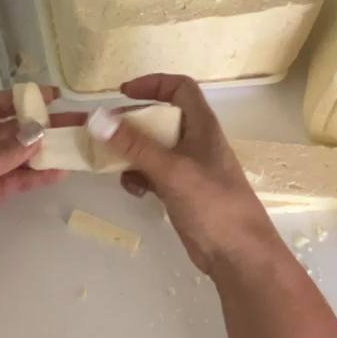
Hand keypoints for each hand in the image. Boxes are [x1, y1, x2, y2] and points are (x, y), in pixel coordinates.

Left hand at [0, 89, 65, 280]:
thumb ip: (3, 154)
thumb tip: (37, 130)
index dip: (22, 99)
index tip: (54, 97)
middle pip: (10, 130)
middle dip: (41, 126)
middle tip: (76, 123)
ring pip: (16, 156)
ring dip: (43, 152)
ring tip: (75, 147)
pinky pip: (14, 180)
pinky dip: (34, 177)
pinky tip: (59, 173)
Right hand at [96, 73, 279, 275]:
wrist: (237, 253)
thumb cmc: (213, 205)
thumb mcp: (171, 170)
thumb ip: (135, 145)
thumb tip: (98, 119)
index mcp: (202, 127)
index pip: (179, 89)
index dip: (152, 84)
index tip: (122, 93)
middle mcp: (195, 143)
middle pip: (161, 119)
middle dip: (133, 124)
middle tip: (108, 134)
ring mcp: (188, 169)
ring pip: (153, 149)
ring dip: (132, 154)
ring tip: (115, 165)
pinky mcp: (181, 193)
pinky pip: (153, 175)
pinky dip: (139, 178)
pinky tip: (133, 191)